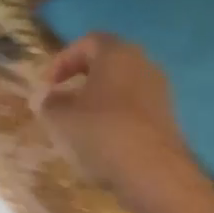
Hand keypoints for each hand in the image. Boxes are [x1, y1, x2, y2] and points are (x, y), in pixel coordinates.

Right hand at [32, 33, 196, 193]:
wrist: (151, 169)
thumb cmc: (101, 132)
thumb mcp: (62, 119)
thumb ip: (49, 104)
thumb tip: (47, 98)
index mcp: (116, 53)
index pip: (87, 42)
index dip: (62, 61)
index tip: (47, 86)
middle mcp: (142, 63)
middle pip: (108, 64)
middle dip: (82, 81)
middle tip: (63, 102)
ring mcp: (159, 91)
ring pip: (122, 88)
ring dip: (100, 102)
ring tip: (81, 127)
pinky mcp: (166, 118)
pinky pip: (134, 110)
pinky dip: (116, 120)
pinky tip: (104, 143)